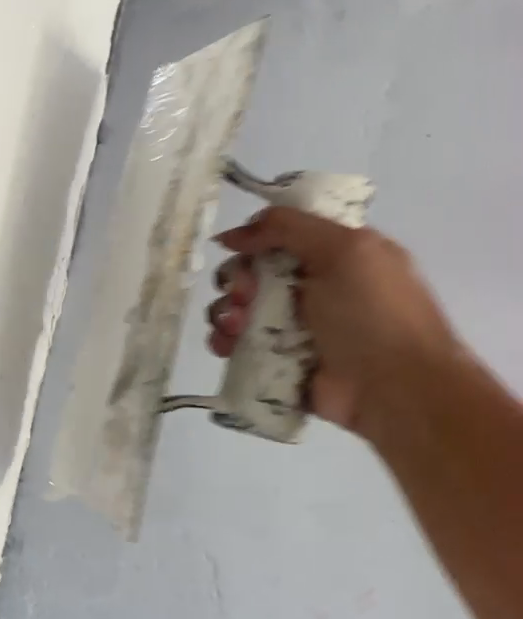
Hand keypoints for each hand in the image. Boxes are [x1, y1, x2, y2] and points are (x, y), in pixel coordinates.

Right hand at [209, 206, 457, 441]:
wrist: (396, 389)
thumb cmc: (376, 315)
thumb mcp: (347, 252)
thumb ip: (288, 228)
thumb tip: (230, 235)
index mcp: (338, 258)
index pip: (280, 237)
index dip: (254, 241)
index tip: (244, 252)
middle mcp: (315, 288)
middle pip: (250, 271)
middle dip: (235, 280)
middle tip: (246, 296)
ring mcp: (294, 324)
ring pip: (236, 306)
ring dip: (225, 312)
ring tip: (236, 328)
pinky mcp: (276, 356)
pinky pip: (233, 340)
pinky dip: (223, 340)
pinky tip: (227, 345)